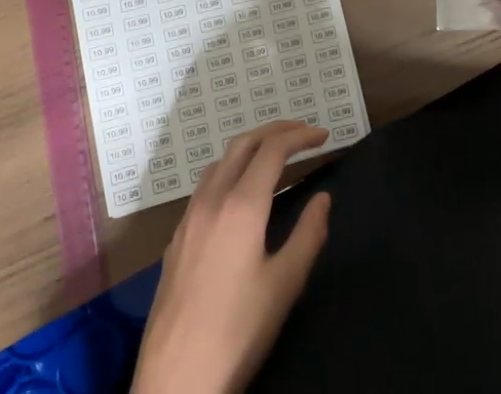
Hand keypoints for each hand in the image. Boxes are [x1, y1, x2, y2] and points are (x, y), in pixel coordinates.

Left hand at [132, 121, 331, 393]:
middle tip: (304, 133)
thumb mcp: (285, 284)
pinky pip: (205, 187)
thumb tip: (323, 198)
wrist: (176, 375)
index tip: (324, 134)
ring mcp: (188, 219)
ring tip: (277, 156)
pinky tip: (242, 194)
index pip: (272, 150)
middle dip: (274, 131)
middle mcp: (210, 201)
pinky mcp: (177, 239)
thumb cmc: (238, 330)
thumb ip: (308, 234)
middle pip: (242, 146)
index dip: (300, 136)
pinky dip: (230, 171)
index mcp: (240, 206)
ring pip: (219, 163)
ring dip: (250, 149)